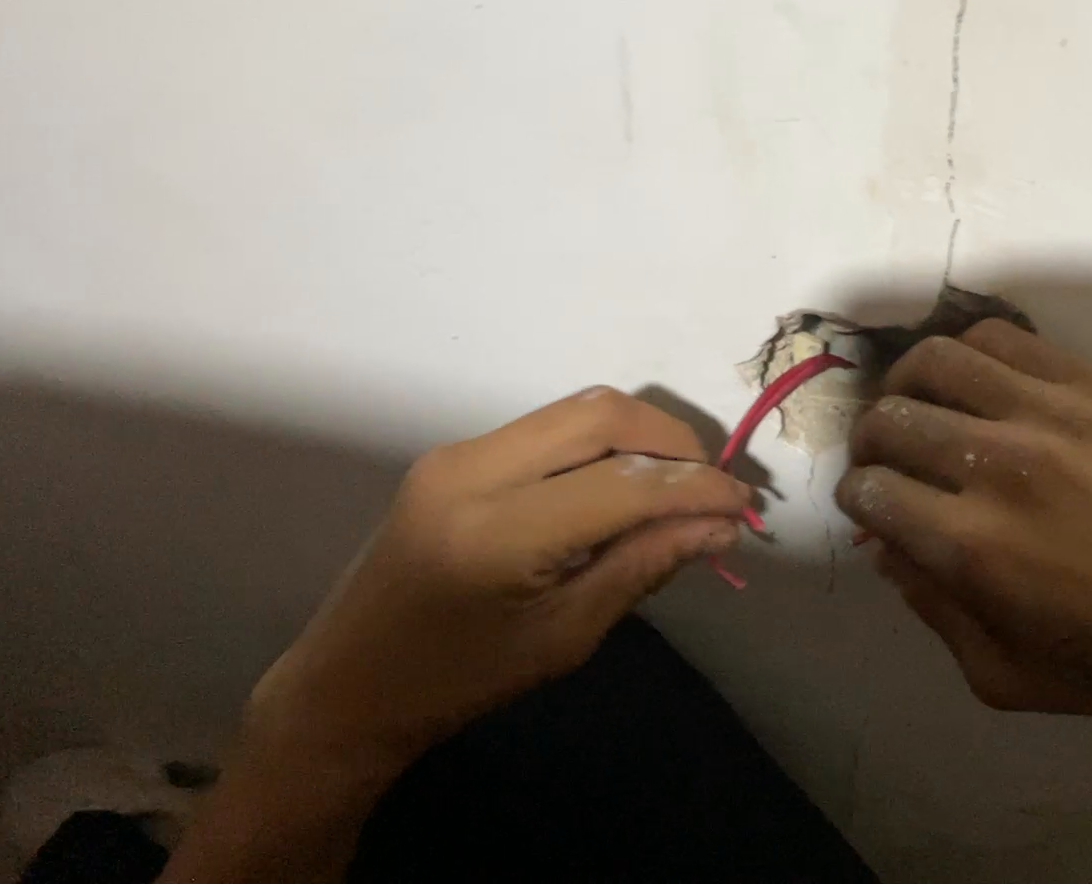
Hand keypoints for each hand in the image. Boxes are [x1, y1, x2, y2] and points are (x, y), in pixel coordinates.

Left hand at [244, 387, 752, 781]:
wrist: (349, 683)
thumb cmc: (462, 679)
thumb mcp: (566, 637)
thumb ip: (644, 567)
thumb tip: (720, 526)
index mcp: (496, 533)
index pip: (622, 483)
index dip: (695, 487)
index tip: (742, 506)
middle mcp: (473, 469)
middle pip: (601, 414)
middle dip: (674, 442)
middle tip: (713, 485)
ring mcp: (459, 451)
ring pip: (579, 409)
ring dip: (642, 435)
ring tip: (679, 482)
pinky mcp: (458, 452)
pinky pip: (552, 426)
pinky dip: (606, 443)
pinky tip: (626, 480)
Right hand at [837, 320, 1091, 781]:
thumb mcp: (1009, 678)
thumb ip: (933, 610)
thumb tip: (888, 547)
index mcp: (974, 546)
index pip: (871, 492)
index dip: (856, 499)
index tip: (869, 507)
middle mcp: (999, 464)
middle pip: (888, 419)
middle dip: (868, 443)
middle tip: (883, 462)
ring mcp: (1049, 412)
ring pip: (933, 360)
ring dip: (903, 386)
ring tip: (916, 408)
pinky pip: (1001, 338)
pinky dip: (966, 353)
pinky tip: (974, 383)